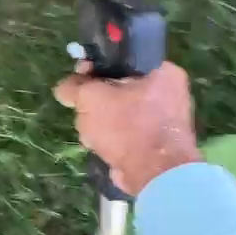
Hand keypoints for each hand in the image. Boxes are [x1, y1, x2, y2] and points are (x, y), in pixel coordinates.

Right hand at [53, 62, 202, 196]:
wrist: (154, 173)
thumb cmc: (127, 126)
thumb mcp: (90, 98)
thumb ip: (73, 86)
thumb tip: (66, 88)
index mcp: (161, 71)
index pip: (119, 60)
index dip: (93, 67)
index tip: (78, 78)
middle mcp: (168, 91)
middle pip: (114, 88)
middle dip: (93, 103)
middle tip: (84, 111)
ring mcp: (164, 119)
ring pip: (116, 112)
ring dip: (98, 123)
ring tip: (94, 135)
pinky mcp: (155, 141)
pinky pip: (124, 131)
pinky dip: (111, 138)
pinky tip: (103, 146)